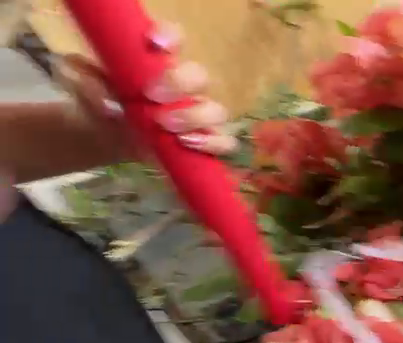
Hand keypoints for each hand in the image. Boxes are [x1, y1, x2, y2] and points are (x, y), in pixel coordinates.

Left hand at [56, 27, 234, 160]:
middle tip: (151, 97)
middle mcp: (184, 86)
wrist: (104, 135)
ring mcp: (199, 114)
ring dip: (194, 118)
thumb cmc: (94, 98)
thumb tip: (108, 102)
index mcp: (154, 61)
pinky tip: (187, 144)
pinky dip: (212, 143)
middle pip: (200, 76)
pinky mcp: (208, 141)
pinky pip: (226, 142)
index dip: (171, 37)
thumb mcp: (74, 80)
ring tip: (165, 127)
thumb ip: (82, 78)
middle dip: (180, 84)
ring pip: (217, 111)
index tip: (156, 44)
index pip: (173, 38)